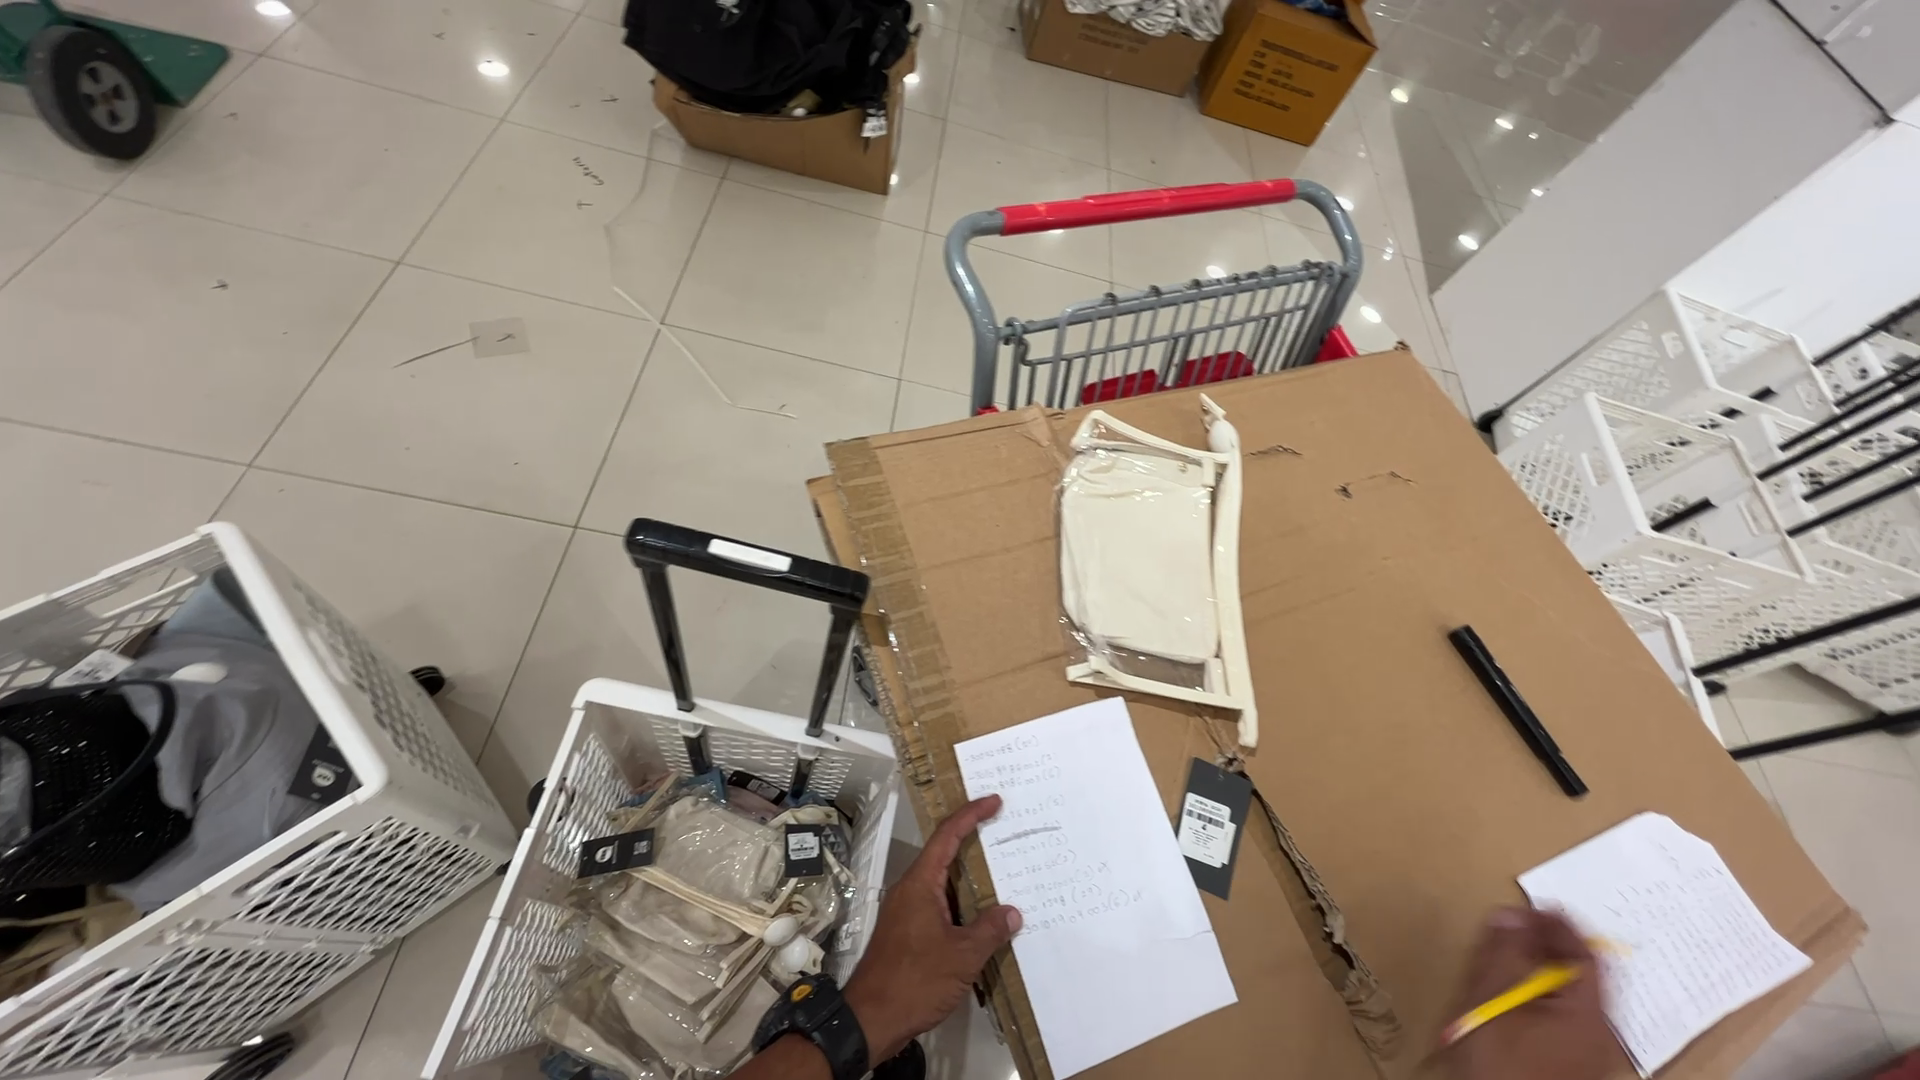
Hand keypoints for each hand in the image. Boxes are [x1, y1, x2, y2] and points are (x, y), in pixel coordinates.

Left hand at [844, 795, 1022, 1062]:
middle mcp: (911, 889)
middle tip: (1004, 832)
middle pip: (944, 854)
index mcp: (920, 883)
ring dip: (970, 878)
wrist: (870, 1020)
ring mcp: (907, 911)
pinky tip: (983, 918)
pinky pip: (940, 905)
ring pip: (943, 883)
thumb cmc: (914, 980)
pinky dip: (962, 904)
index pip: (947, 836)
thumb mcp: (961, 956)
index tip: (994, 801)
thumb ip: (989, 930)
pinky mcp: (908, 932)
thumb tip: (1012, 913)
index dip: (971, 814)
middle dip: (973, 841)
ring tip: (1003, 874)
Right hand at [1446, 907, 1615, 1079]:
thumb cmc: (1498, 1061)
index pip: (1586, 955)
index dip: (1560, 923)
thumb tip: (1511, 915)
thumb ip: (1503, 953)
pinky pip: (1568, 1014)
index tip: (1530, 904)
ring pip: (1575, 995)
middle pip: (1584, 975)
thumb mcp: (1491, 999)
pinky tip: (1515, 994)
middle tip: (1514, 926)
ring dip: (1544, 967)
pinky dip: (1545, 991)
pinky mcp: (1575, 1065)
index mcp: (1588, 1016)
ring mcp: (1591, 1054)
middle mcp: (1601, 1035)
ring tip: (1507, 955)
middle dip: (1550, 944)